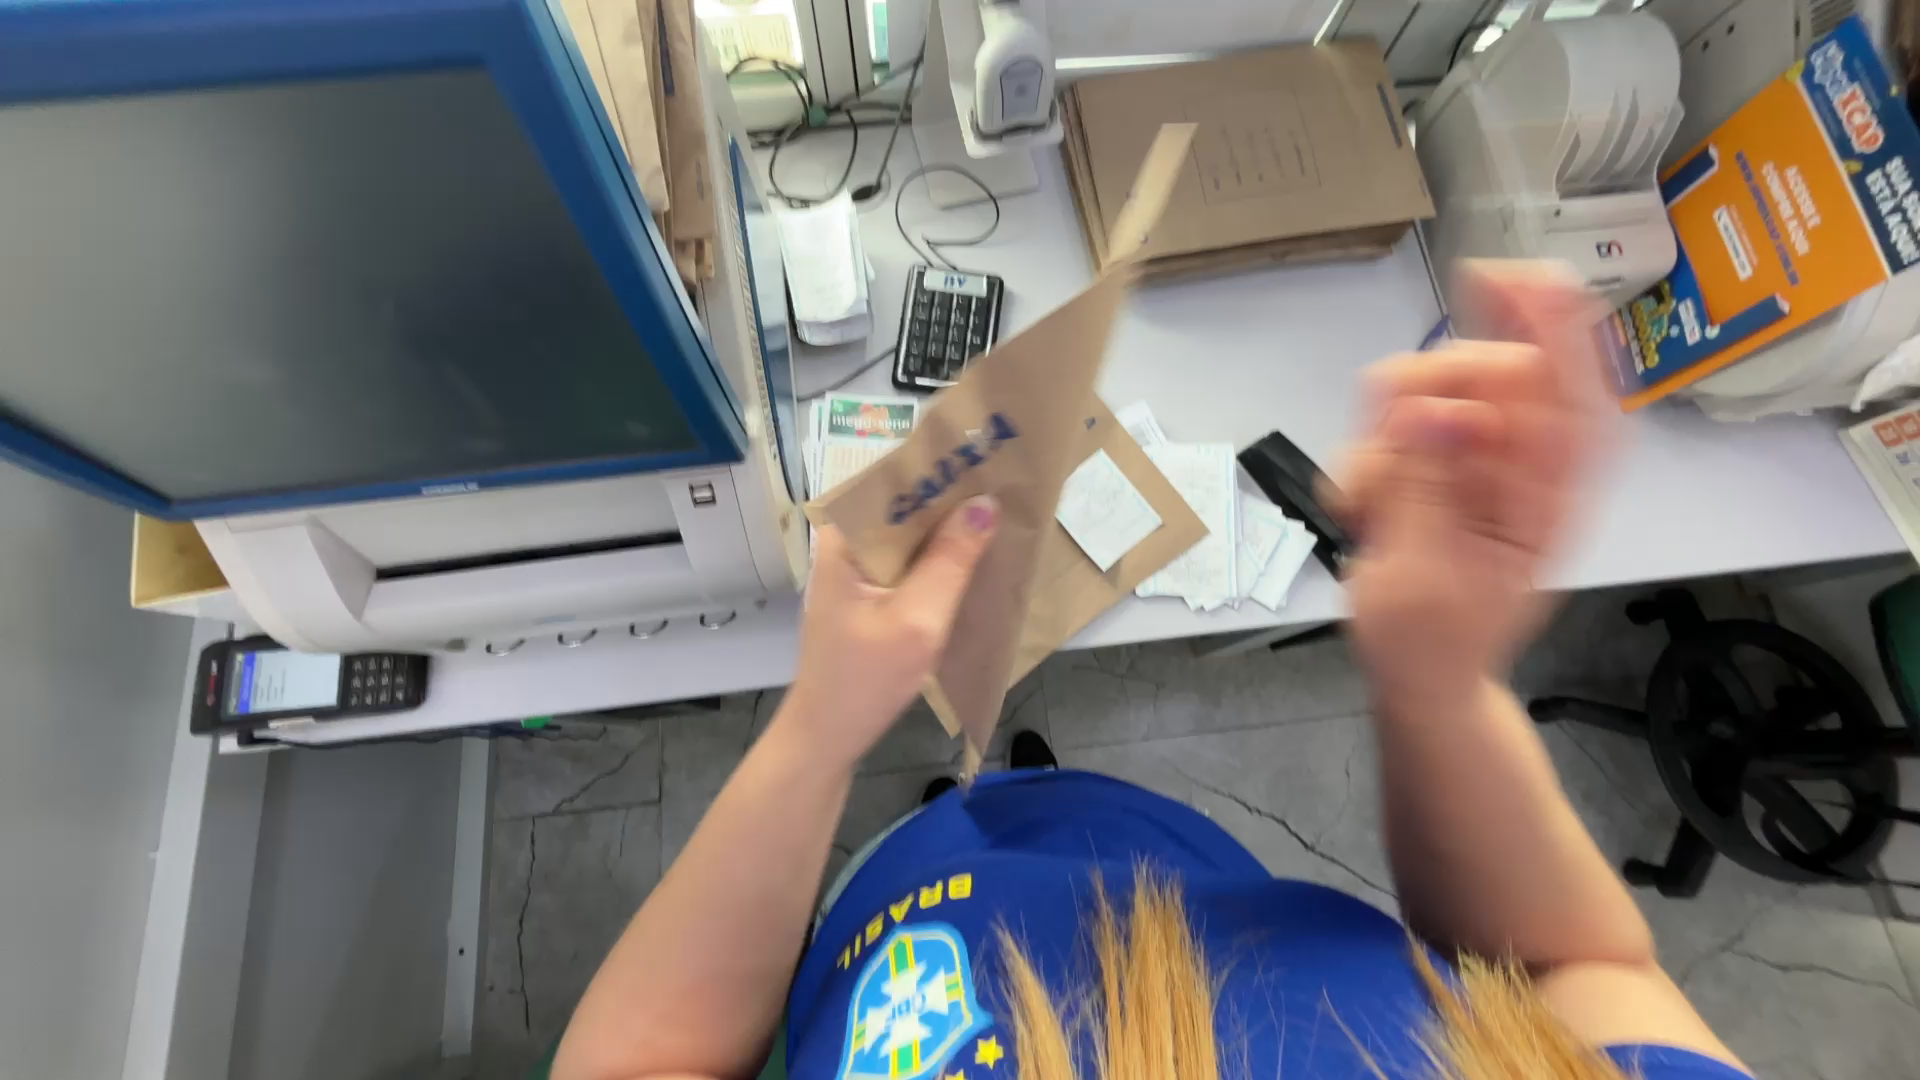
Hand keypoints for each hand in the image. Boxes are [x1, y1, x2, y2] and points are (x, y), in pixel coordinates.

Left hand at [778, 496, 998, 768]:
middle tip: (1006, 487)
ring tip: (998, 516)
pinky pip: (908, 563)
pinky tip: (973, 560)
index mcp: (843, 538)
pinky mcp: (867, 594)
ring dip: (948, 532)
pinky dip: (938, 561)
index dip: (940, 471)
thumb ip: (951, 561)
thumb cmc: (865, 679)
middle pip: (904, 508)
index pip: (893, 483)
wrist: (828, 736)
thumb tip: (986, 503)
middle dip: (951, 501)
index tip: (987, 461)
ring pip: (910, 537)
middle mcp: (845, 544)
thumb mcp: (917, 619)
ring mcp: (854, 571)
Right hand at [1332, 261, 1614, 704]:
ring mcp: (1460, 461)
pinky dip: (1356, 471)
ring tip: (1368, 514)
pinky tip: (1360, 516)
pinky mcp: (1418, 469)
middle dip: (1415, 404)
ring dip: (1374, 451)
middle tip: (1389, 452)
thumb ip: (1425, 488)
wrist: (1415, 671)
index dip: (1540, 318)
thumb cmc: (1436, 639)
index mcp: (1550, 484)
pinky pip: (1376, 436)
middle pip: (1472, 371)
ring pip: (1409, 399)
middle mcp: (1512, 457)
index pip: (1564, 379)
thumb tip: (1421, 408)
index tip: (1491, 278)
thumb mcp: (1427, 572)